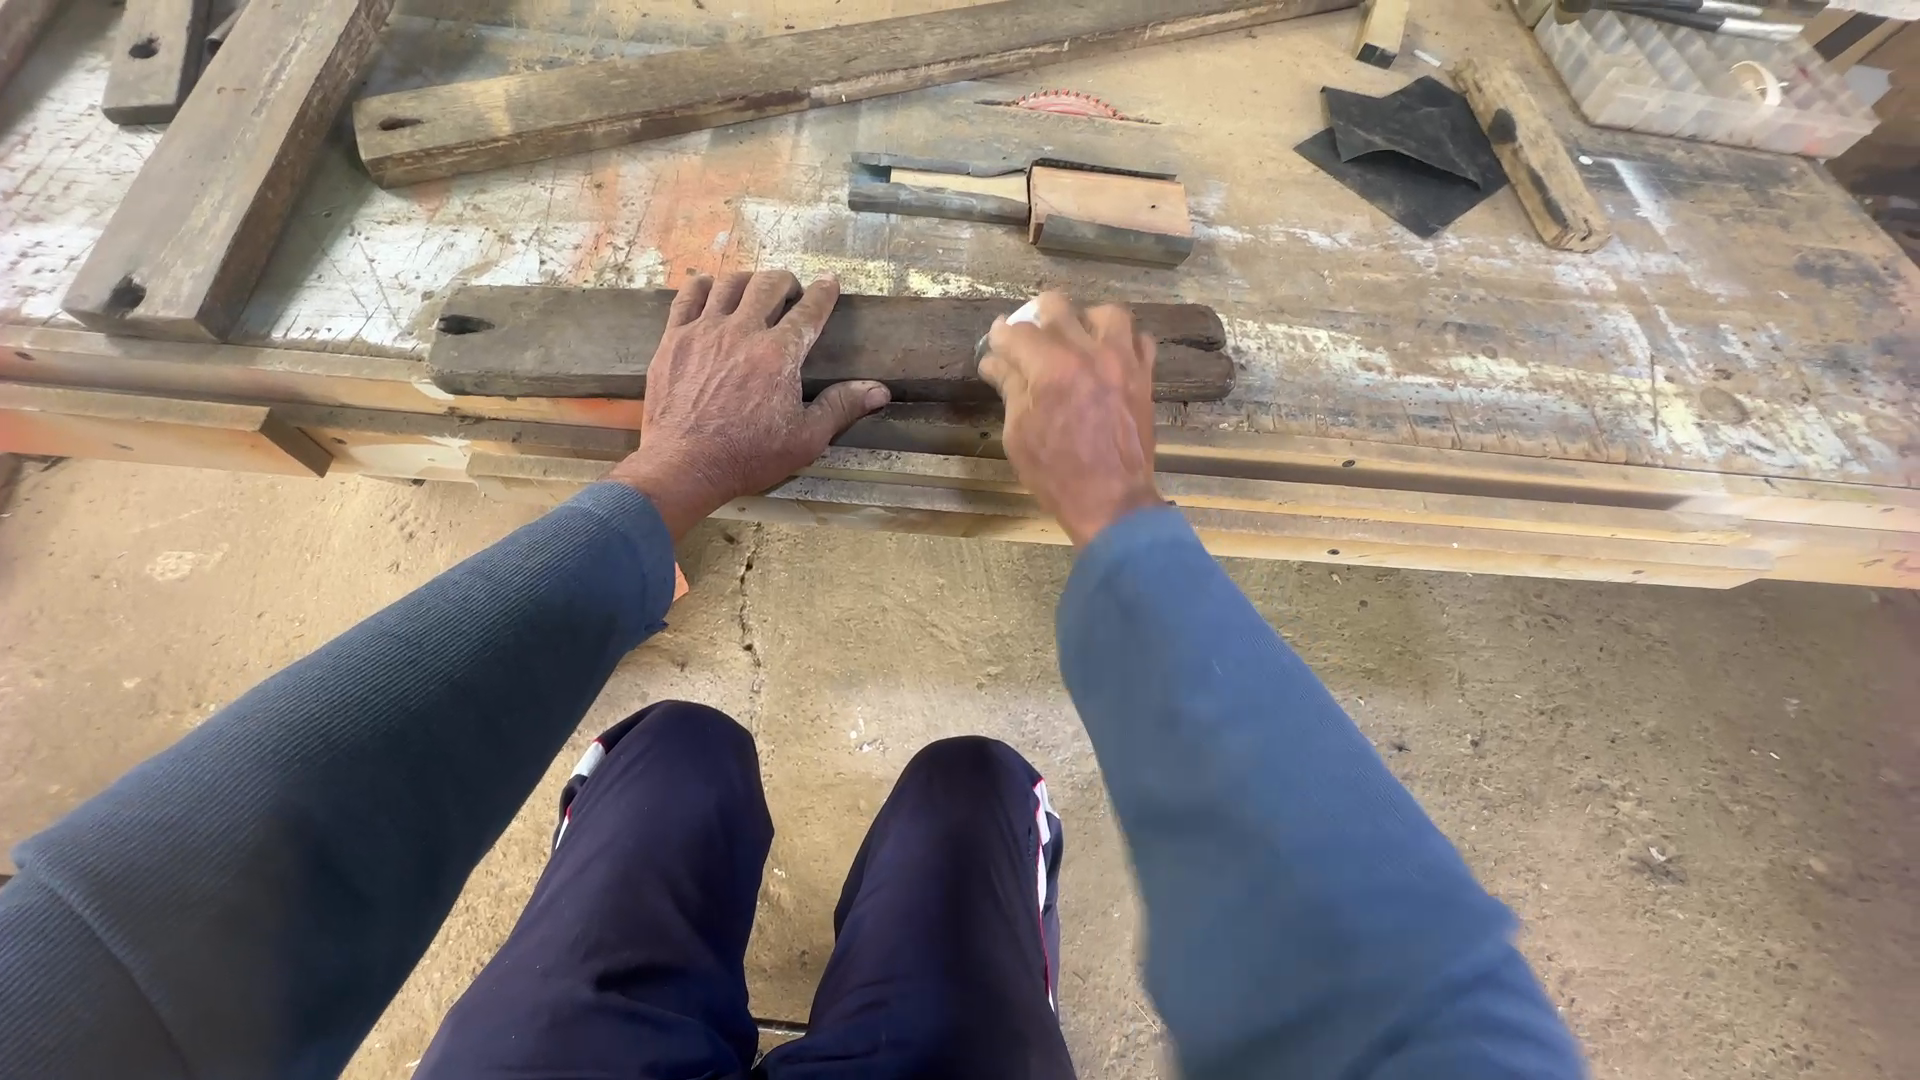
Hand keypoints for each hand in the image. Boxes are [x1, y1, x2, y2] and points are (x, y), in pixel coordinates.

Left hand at [608, 270, 889, 537]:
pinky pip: (688, 295)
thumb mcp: (805, 439)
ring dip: (749, 281)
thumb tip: (879, 391)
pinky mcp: (674, 338)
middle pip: (769, 284)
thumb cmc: (749, 456)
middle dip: (786, 282)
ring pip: (729, 283)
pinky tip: (712, 293)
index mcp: (779, 354)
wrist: (684, 465)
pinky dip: (705, 286)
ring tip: (754, 292)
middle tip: (792, 294)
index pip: (809, 310)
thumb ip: (841, 407)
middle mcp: (743, 331)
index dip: (824, 293)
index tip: (831, 282)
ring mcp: (704, 331)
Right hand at [979, 292, 1162, 545]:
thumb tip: (995, 361)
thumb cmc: (1056, 474)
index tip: (995, 345)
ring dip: (1083, 320)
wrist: (1112, 502)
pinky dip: (1121, 341)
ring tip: (1074, 340)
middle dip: (1035, 318)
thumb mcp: (1018, 434)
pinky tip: (1107, 356)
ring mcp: (1122, 362)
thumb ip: (1010, 388)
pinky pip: (1139, 339)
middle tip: (1028, 339)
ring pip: (1104, 313)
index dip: (999, 337)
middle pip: (1057, 307)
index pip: (1016, 333)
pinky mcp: (1144, 377)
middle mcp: (1089, 353)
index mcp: (1051, 368)